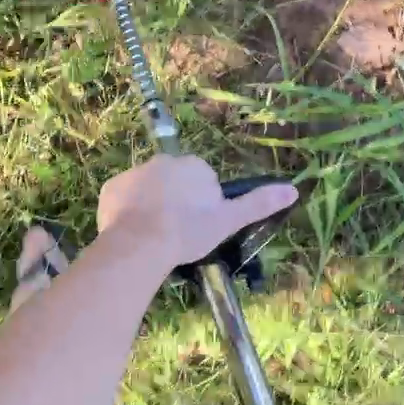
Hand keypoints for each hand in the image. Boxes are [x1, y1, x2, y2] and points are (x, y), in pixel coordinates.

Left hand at [96, 155, 299, 269]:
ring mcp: (133, 173)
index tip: (197, 225)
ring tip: (153, 236)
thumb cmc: (188, 231)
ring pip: (147, 190)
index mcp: (192, 165)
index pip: (201, 181)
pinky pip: (123, 198)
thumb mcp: (228, 220)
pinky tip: (133, 232)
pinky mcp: (111, 188)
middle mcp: (161, 161)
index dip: (201, 204)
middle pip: (173, 182)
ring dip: (150, 206)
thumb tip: (292, 189)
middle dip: (175, 202)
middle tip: (176, 231)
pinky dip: (127, 212)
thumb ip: (257, 203)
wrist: (140, 243)